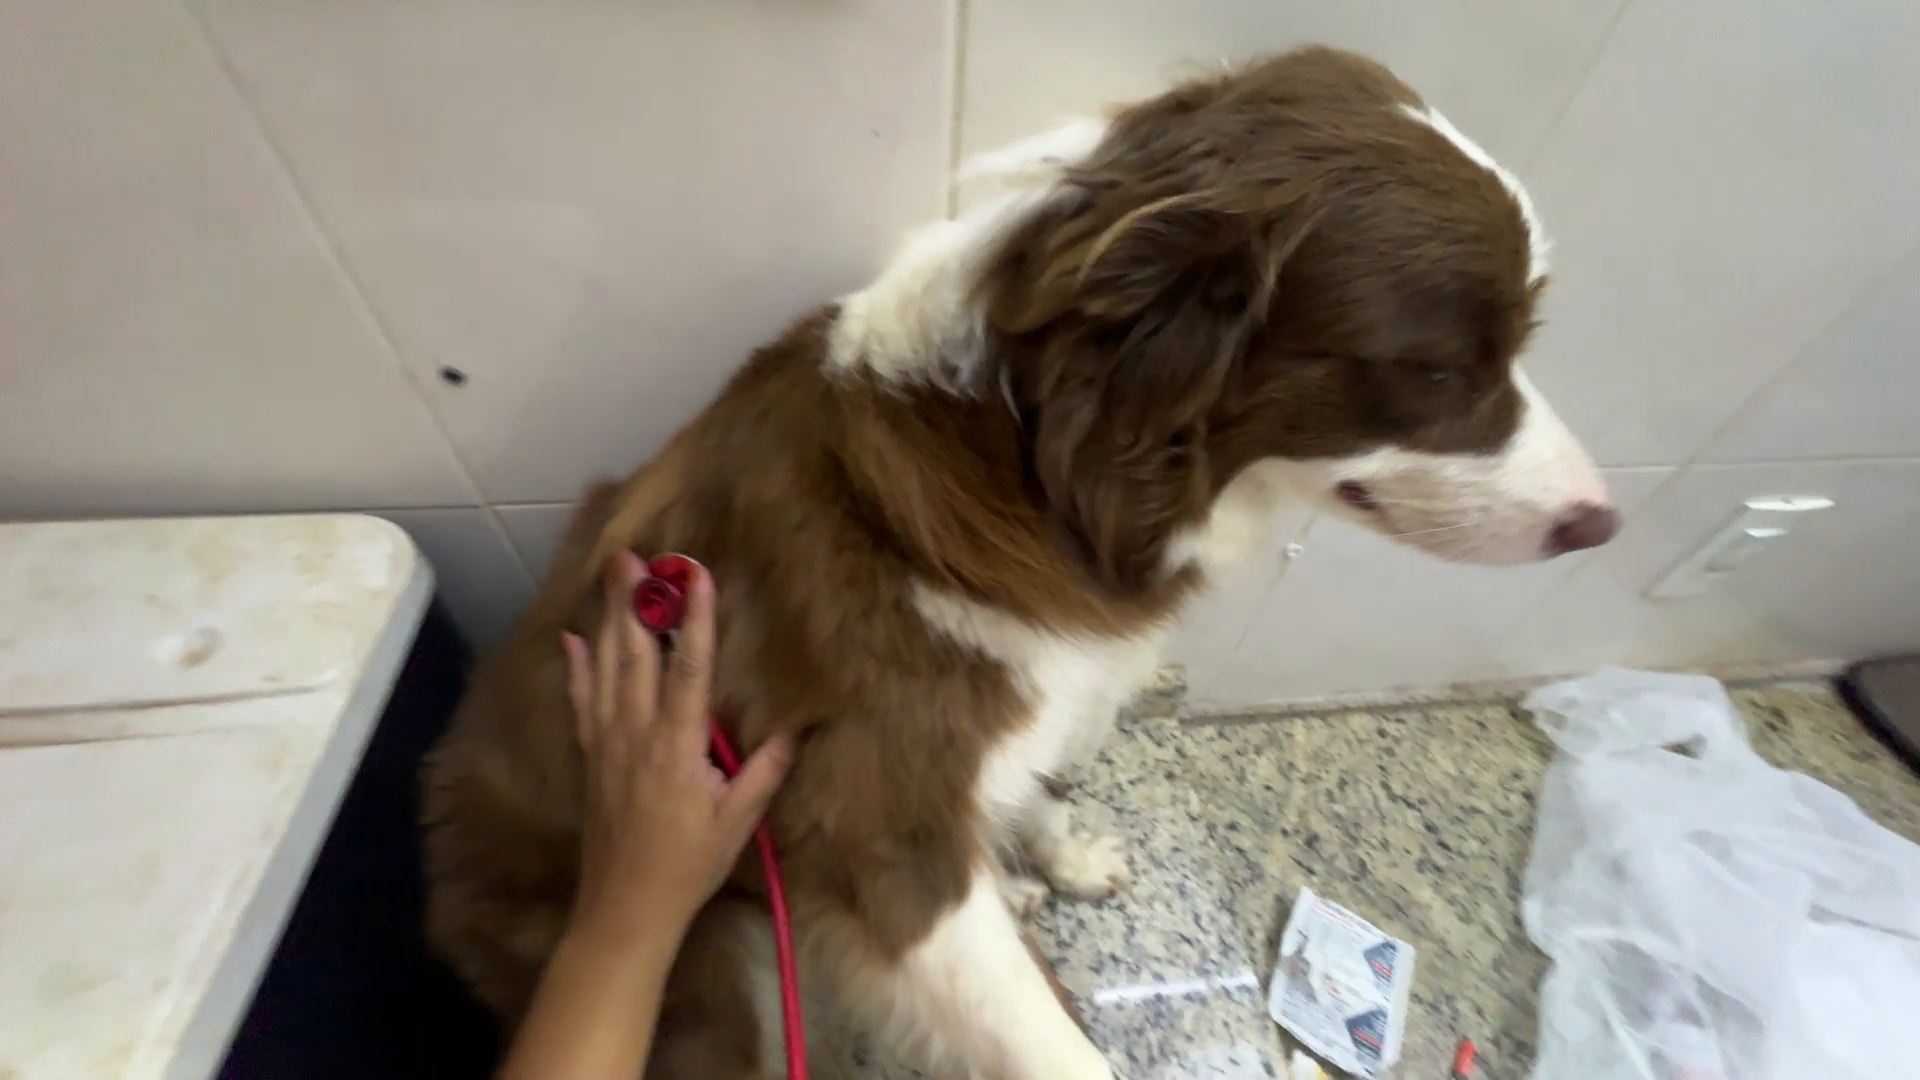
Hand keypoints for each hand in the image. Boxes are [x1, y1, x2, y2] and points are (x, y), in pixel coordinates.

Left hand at [561, 551, 795, 943]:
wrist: (623, 910)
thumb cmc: (688, 864)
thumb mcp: (739, 820)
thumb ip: (766, 769)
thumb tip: (796, 726)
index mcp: (677, 745)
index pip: (689, 668)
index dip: (694, 619)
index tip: (696, 575)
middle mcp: (636, 732)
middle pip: (634, 655)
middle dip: (634, 602)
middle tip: (632, 555)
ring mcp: (607, 741)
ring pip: (604, 668)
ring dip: (606, 618)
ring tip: (607, 576)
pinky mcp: (591, 755)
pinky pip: (580, 700)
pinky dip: (575, 666)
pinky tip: (571, 636)